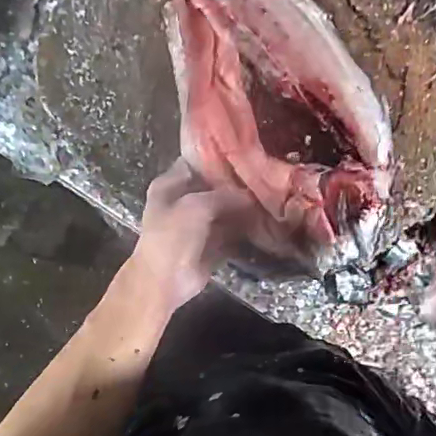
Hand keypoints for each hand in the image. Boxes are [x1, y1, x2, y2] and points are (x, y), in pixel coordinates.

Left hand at [127, 160, 263, 310]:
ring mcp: (198, 225)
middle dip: (238, 186)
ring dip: (245, 210)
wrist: (163, 282)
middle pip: (215, 188)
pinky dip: (246, 231)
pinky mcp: (210, 246)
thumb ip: (224, 196)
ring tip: (272, 199)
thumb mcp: (196, 206)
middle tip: (267, 178)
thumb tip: (251, 195)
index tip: (248, 153)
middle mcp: (184, 202)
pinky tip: (266, 223)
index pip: (197, 162)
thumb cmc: (172, 237)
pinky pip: (232, 234)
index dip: (220, 158)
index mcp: (170, 185)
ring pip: (226, 212)